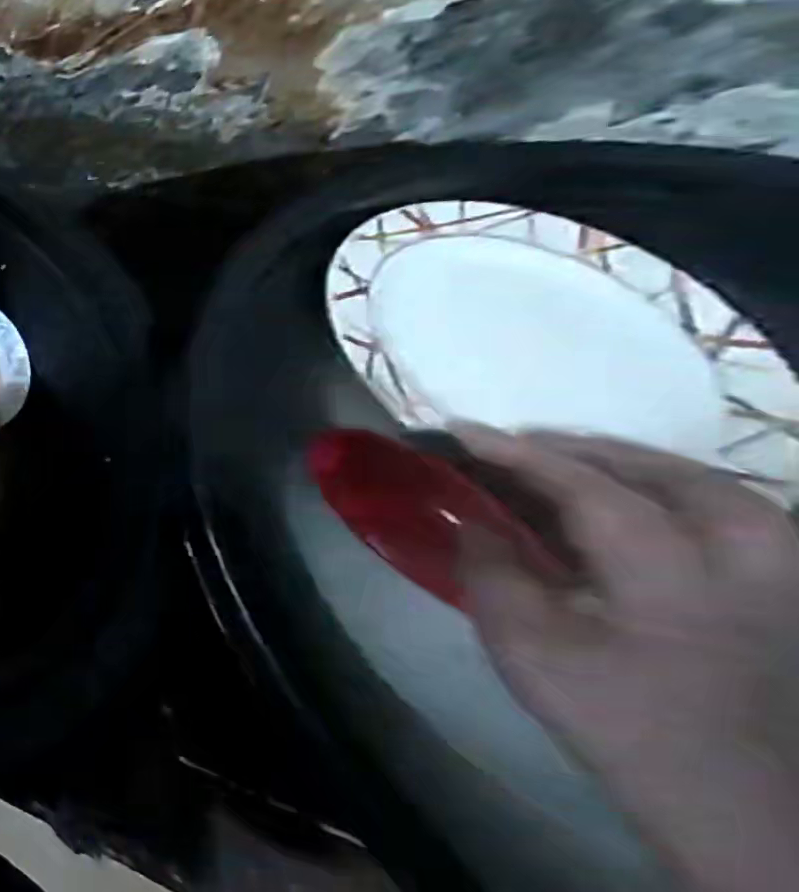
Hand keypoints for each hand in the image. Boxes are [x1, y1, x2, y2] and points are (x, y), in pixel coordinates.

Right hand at [454, 427, 798, 890]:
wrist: (725, 796)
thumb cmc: (611, 714)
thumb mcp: (523, 645)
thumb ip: (492, 570)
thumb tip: (471, 518)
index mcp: (671, 582)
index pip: (590, 490)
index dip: (521, 454)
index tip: (460, 429)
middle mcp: (744, 568)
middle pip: (671, 477)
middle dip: (586, 450)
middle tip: (519, 443)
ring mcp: (782, 582)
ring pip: (720, 491)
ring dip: (639, 465)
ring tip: (577, 461)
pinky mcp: (789, 597)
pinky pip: (738, 518)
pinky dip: (678, 492)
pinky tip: (636, 499)